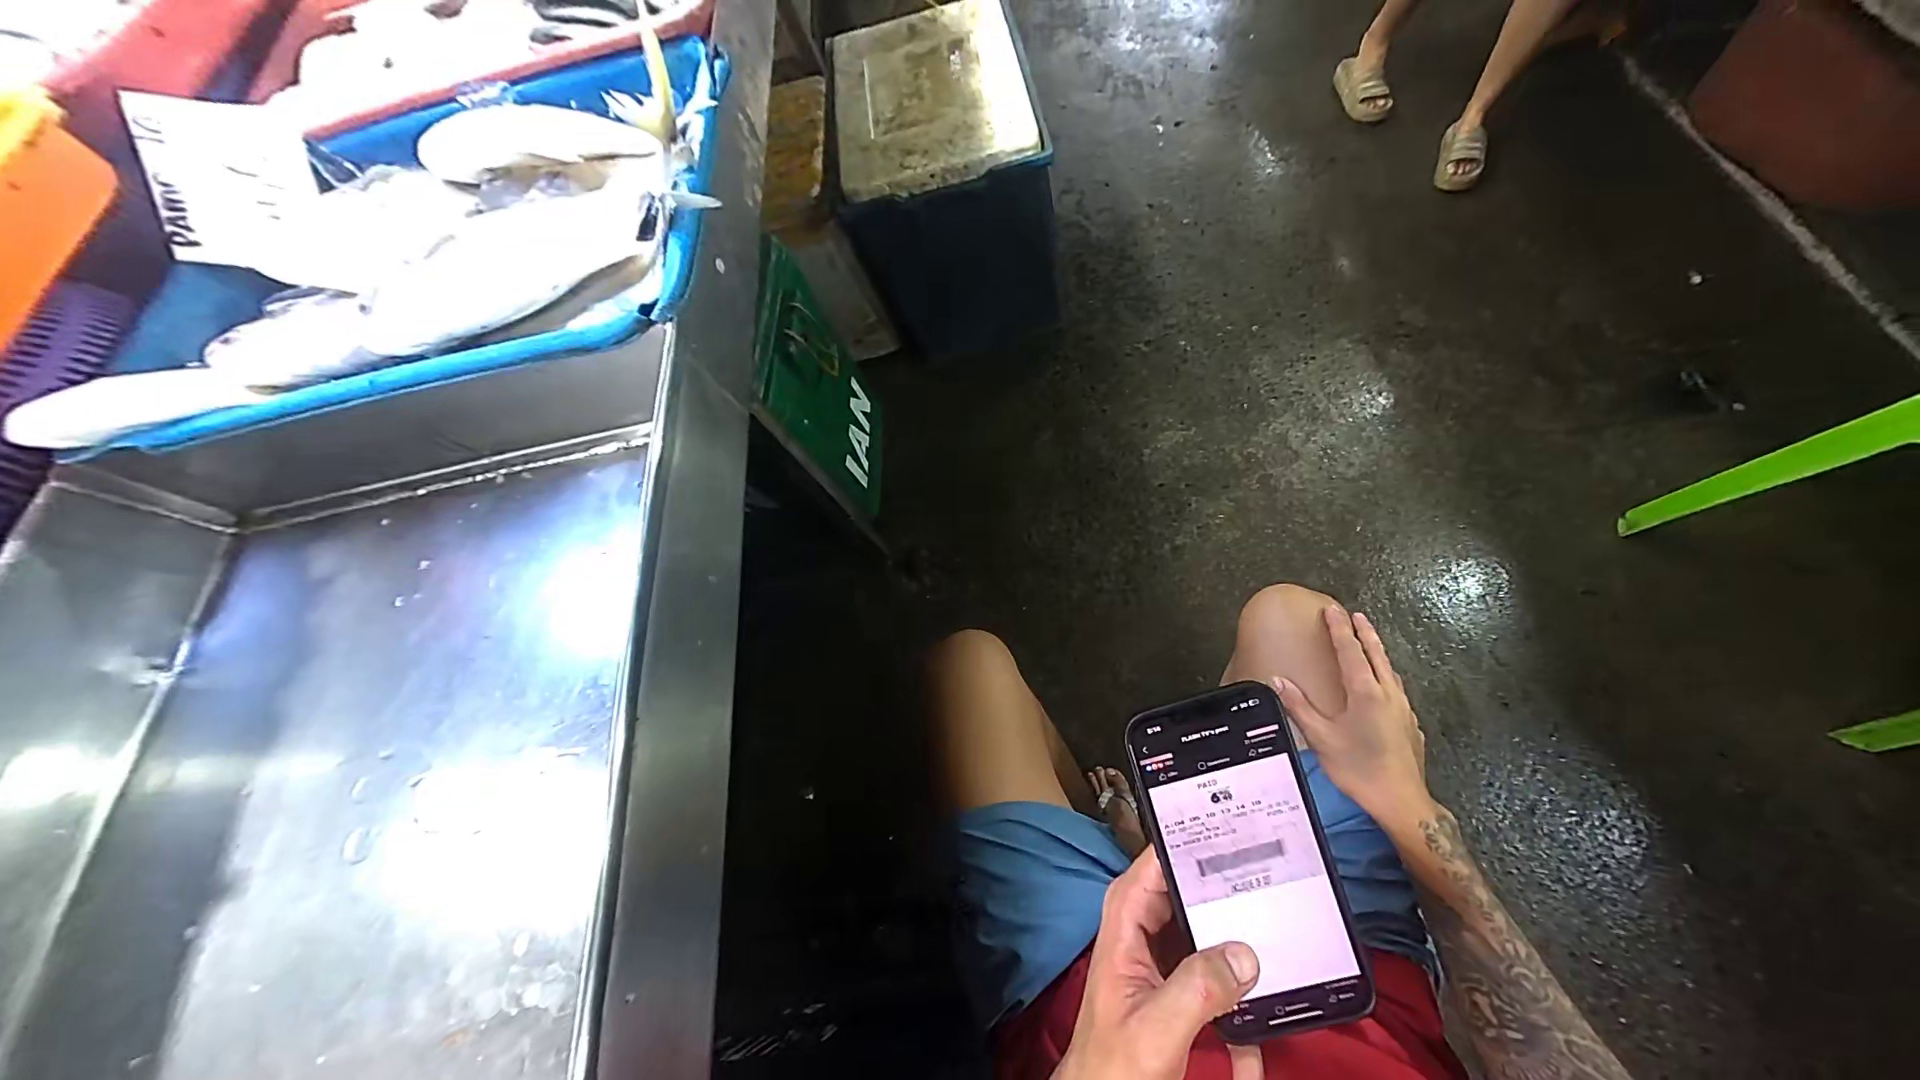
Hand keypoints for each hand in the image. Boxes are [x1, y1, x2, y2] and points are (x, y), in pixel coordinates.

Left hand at [1056, 852, 1262, 1079]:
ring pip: (1200, 925)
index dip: (1185, 844)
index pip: (1154, 865)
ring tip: (1276, 917)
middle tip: (1266, 872)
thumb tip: (1245, 953)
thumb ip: (1198, 988)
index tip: (1228, 833)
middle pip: (1183, 890)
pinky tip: (1264, 997)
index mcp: (1124, 923)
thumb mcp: (1157, 1028)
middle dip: (1219, 882)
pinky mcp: (1176, 985)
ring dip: (1232, 927)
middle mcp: (1140, 930)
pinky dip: (1234, 975)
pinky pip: (1210, 965)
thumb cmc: (1114, 1066)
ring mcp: (1159, 957)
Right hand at [1271, 606, 1431, 829]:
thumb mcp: (1321, 737)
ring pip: (1389, 671)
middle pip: (1376, 655)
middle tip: (1355, 615)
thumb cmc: (1358, 769)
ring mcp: (1403, 709)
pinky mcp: (1409, 724)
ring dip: (1377, 652)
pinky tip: (1380, 684)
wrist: (1400, 801)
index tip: (1332, 611)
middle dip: (1365, 633)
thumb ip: (1299, 706)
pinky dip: (1385, 674)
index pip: (1350, 651)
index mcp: (1366, 693)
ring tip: (1368, 643)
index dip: (1339, 629)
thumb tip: (1279, 681)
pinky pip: (1396, 689)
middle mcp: (1388, 695)